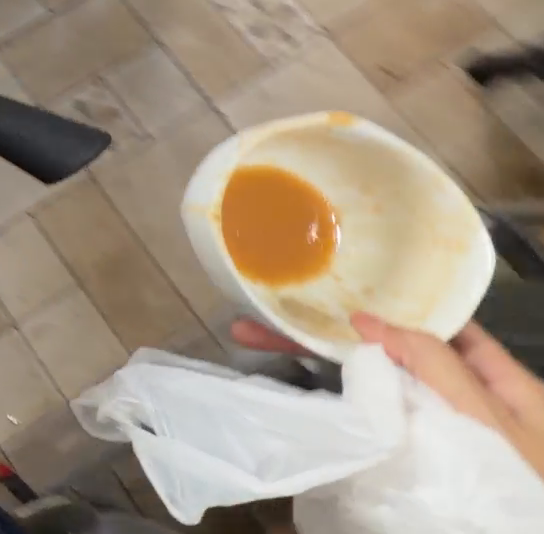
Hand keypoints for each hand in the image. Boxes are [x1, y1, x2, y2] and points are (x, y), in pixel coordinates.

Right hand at [232, 313, 543, 476]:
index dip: (397, 301)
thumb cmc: (506, 472)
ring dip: (311, 351)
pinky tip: (284, 370)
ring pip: (367, 372)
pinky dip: (324, 384)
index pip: (445, 327)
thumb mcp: (483, 417)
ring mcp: (428, 419)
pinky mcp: (403, 442)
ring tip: (247, 333)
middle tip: (267, 309)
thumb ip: (434, 363)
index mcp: (500, 383)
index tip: (344, 281)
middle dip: (329, 327)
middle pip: (391, 347)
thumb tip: (366, 319)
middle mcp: (462, 395)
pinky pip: (362, 402)